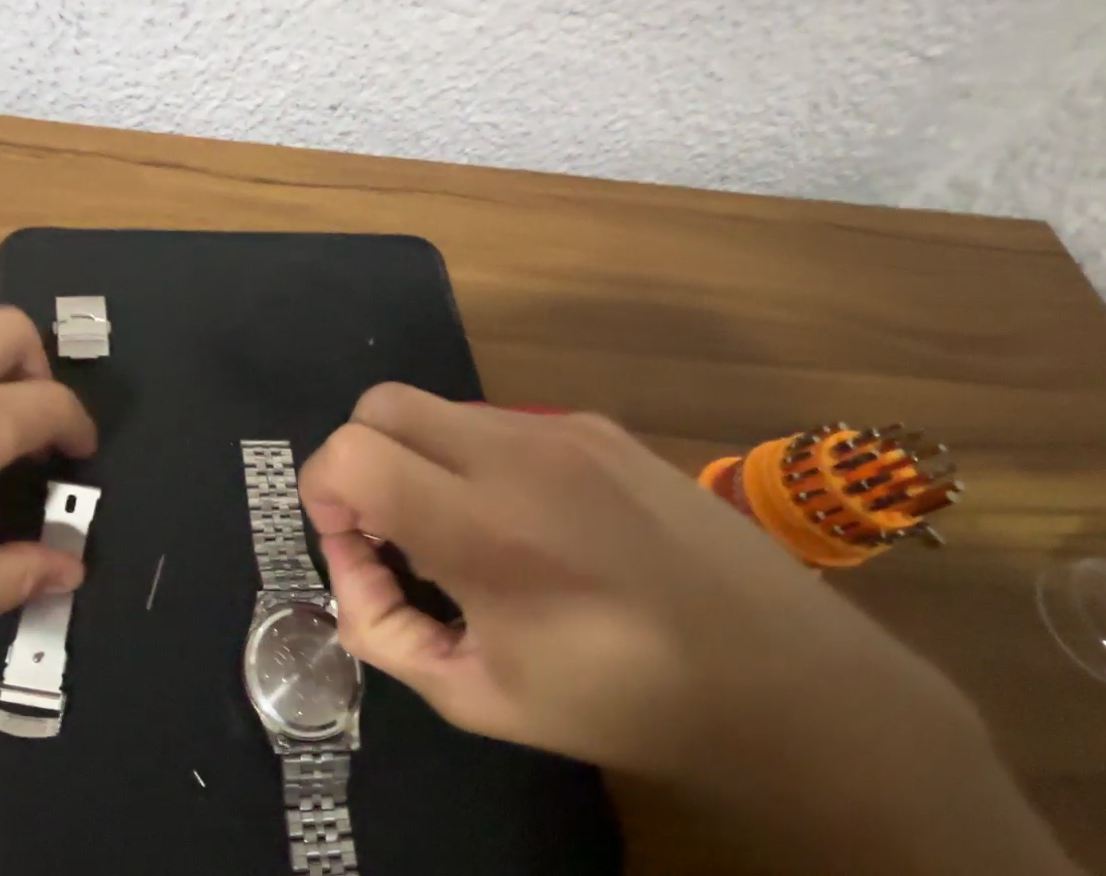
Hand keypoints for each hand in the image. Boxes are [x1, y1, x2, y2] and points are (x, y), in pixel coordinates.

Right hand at [297, 384, 975, 780]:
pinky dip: (472, 459)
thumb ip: (385, 632)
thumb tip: (353, 572)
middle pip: (380, 404)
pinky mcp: (597, 427)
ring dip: (418, 459)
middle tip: (389, 529)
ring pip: (438, 409)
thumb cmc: (621, 700)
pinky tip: (523, 521)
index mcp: (481, 527)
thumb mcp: (475, 698)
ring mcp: (561, 430)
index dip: (322, 493)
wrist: (784, 679)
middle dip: (359, 460)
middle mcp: (514, 454)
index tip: (351, 544)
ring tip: (462, 533)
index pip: (350, 454)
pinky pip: (496, 422)